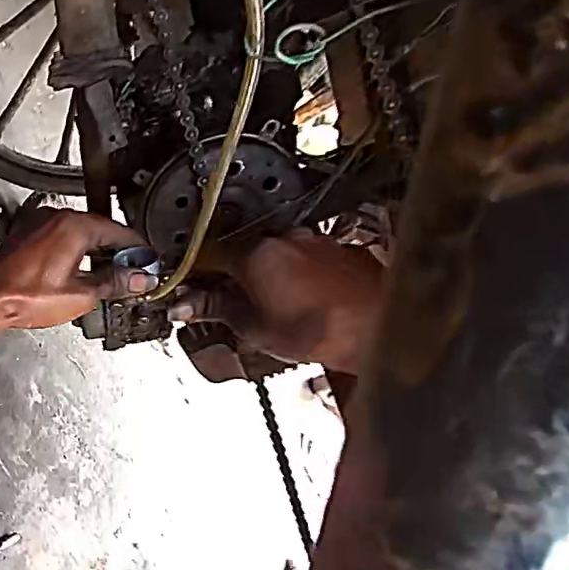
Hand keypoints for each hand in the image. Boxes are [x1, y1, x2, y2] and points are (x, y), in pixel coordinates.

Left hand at [0, 208, 150, 330]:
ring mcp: (39, 224)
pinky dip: (74, 253)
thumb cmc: (21, 295)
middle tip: (131, 276)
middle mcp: (56, 217)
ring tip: (106, 279)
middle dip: (117, 254)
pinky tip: (76, 274)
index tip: (148, 264)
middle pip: (101, 231)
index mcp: (75, 225)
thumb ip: (114, 283)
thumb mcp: (80, 295)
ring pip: (80, 235)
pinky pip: (60, 239)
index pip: (121, 233)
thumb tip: (136, 279)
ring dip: (95, 254)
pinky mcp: (27, 236)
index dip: (138, 252)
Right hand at [169, 228, 384, 373]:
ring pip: (269, 251)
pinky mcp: (336, 249)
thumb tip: (186, 305)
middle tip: (218, 300)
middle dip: (224, 273)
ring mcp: (312, 240)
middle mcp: (282, 238)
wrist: (383, 331)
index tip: (185, 288)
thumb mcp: (253, 327)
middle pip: (237, 250)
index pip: (205, 254)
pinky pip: (299, 255)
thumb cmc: (324, 331)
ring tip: (259, 303)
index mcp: (254, 253)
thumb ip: (215, 309)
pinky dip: (287, 271)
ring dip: (257, 272)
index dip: (191, 274)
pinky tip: (292, 296)